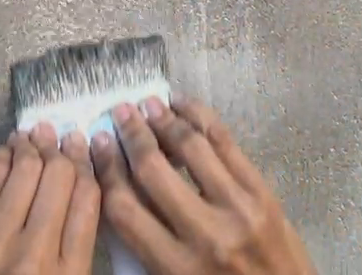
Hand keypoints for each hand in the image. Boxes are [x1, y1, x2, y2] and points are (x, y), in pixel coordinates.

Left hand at [0, 123, 100, 274]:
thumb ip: (74, 246)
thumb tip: (78, 181)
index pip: (87, 200)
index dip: (84, 165)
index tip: (80, 146)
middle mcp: (34, 258)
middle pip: (58, 177)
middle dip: (59, 151)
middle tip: (56, 136)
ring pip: (23, 170)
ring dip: (29, 147)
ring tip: (31, 138)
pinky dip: (0, 157)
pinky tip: (5, 152)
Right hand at [91, 95, 313, 274]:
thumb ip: (150, 246)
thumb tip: (122, 185)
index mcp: (178, 269)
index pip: (126, 210)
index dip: (107, 170)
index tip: (97, 143)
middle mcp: (206, 235)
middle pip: (153, 170)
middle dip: (131, 135)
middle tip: (119, 111)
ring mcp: (238, 207)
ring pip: (190, 147)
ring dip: (164, 119)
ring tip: (148, 103)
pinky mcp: (263, 190)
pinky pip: (225, 141)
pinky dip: (200, 116)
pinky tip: (183, 104)